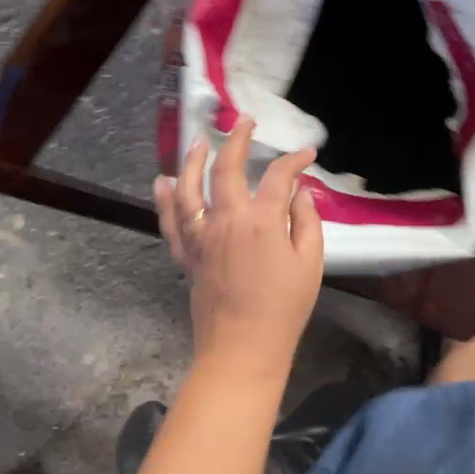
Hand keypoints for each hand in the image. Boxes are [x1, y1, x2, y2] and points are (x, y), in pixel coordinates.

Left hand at [154, 115, 323, 374]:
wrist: (241, 351)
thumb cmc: (284, 308)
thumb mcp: (311, 263)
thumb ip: (307, 221)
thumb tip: (300, 192)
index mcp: (263, 221)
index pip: (279, 176)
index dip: (295, 160)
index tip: (308, 155)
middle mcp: (227, 221)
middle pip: (227, 169)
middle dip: (237, 140)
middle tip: (245, 122)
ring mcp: (202, 238)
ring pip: (190, 190)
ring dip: (194, 161)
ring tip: (200, 142)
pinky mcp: (188, 257)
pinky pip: (171, 223)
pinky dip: (165, 200)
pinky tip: (164, 182)